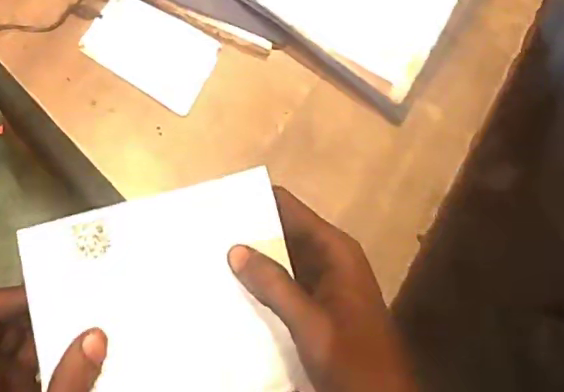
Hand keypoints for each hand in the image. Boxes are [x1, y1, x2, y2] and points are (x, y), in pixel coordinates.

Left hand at [0, 286, 106, 391]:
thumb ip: (66, 383)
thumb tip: (97, 335)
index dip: (21, 294)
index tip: (60, 286)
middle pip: (14, 326)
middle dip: (48, 308)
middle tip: (87, 289)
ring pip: (33, 351)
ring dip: (61, 335)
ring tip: (97, 315)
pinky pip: (44, 375)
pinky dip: (65, 364)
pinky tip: (94, 357)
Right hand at [228, 187, 418, 391]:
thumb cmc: (355, 363)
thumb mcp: (311, 325)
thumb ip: (274, 285)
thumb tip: (235, 248)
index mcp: (334, 249)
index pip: (287, 207)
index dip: (255, 201)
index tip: (219, 204)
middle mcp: (331, 258)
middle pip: (282, 230)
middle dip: (249, 232)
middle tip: (208, 233)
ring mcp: (327, 284)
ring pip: (282, 259)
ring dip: (254, 261)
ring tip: (213, 257)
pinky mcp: (320, 310)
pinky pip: (287, 285)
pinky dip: (264, 286)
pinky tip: (236, 292)